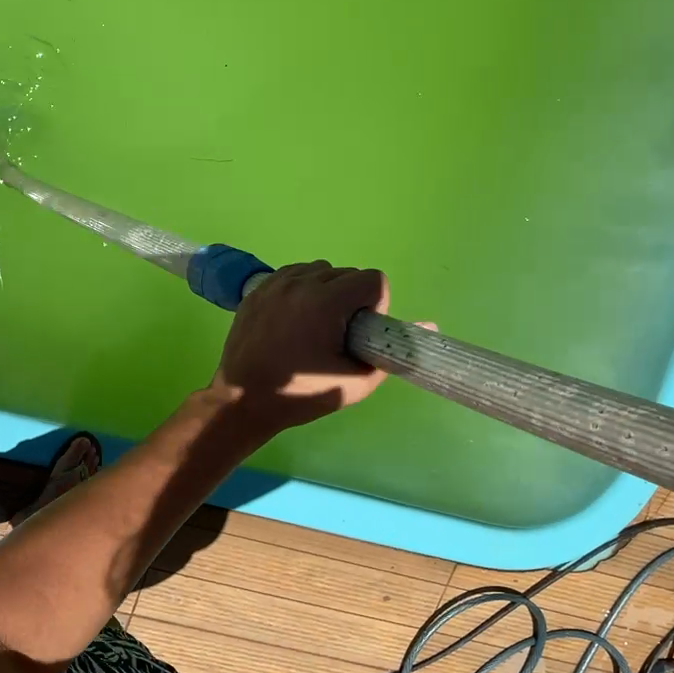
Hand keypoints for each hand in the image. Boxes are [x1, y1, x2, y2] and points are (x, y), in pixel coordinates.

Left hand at [210, 260, 399, 432]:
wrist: (241, 401)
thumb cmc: (300, 396)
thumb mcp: (355, 383)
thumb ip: (394, 352)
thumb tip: (431, 326)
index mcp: (325, 301)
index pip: (373, 280)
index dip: (374, 307)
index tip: (356, 334)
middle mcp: (299, 284)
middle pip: (346, 274)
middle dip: (349, 300)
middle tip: (333, 336)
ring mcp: (273, 285)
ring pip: (318, 271)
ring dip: (324, 292)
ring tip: (312, 327)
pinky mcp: (255, 292)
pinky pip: (290, 275)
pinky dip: (299, 290)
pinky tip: (292, 319)